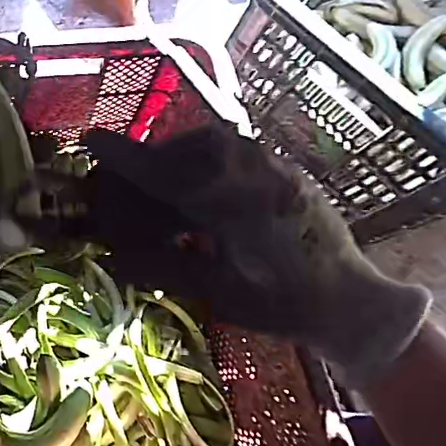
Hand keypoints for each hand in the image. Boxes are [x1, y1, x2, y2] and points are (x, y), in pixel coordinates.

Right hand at [78, 126, 428, 387]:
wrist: (353, 302)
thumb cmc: (283, 305)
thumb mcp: (219, 293)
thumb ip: (164, 268)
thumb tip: (111, 257)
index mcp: (237, 208)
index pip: (166, 175)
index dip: (125, 159)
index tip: (92, 140)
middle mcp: (256, 176)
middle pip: (187, 149)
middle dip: (151, 160)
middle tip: (128, 177)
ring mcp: (276, 167)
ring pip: (214, 142)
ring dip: (179, 156)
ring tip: (164, 183)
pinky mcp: (286, 168)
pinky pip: (236, 148)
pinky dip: (207, 158)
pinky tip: (203, 185)